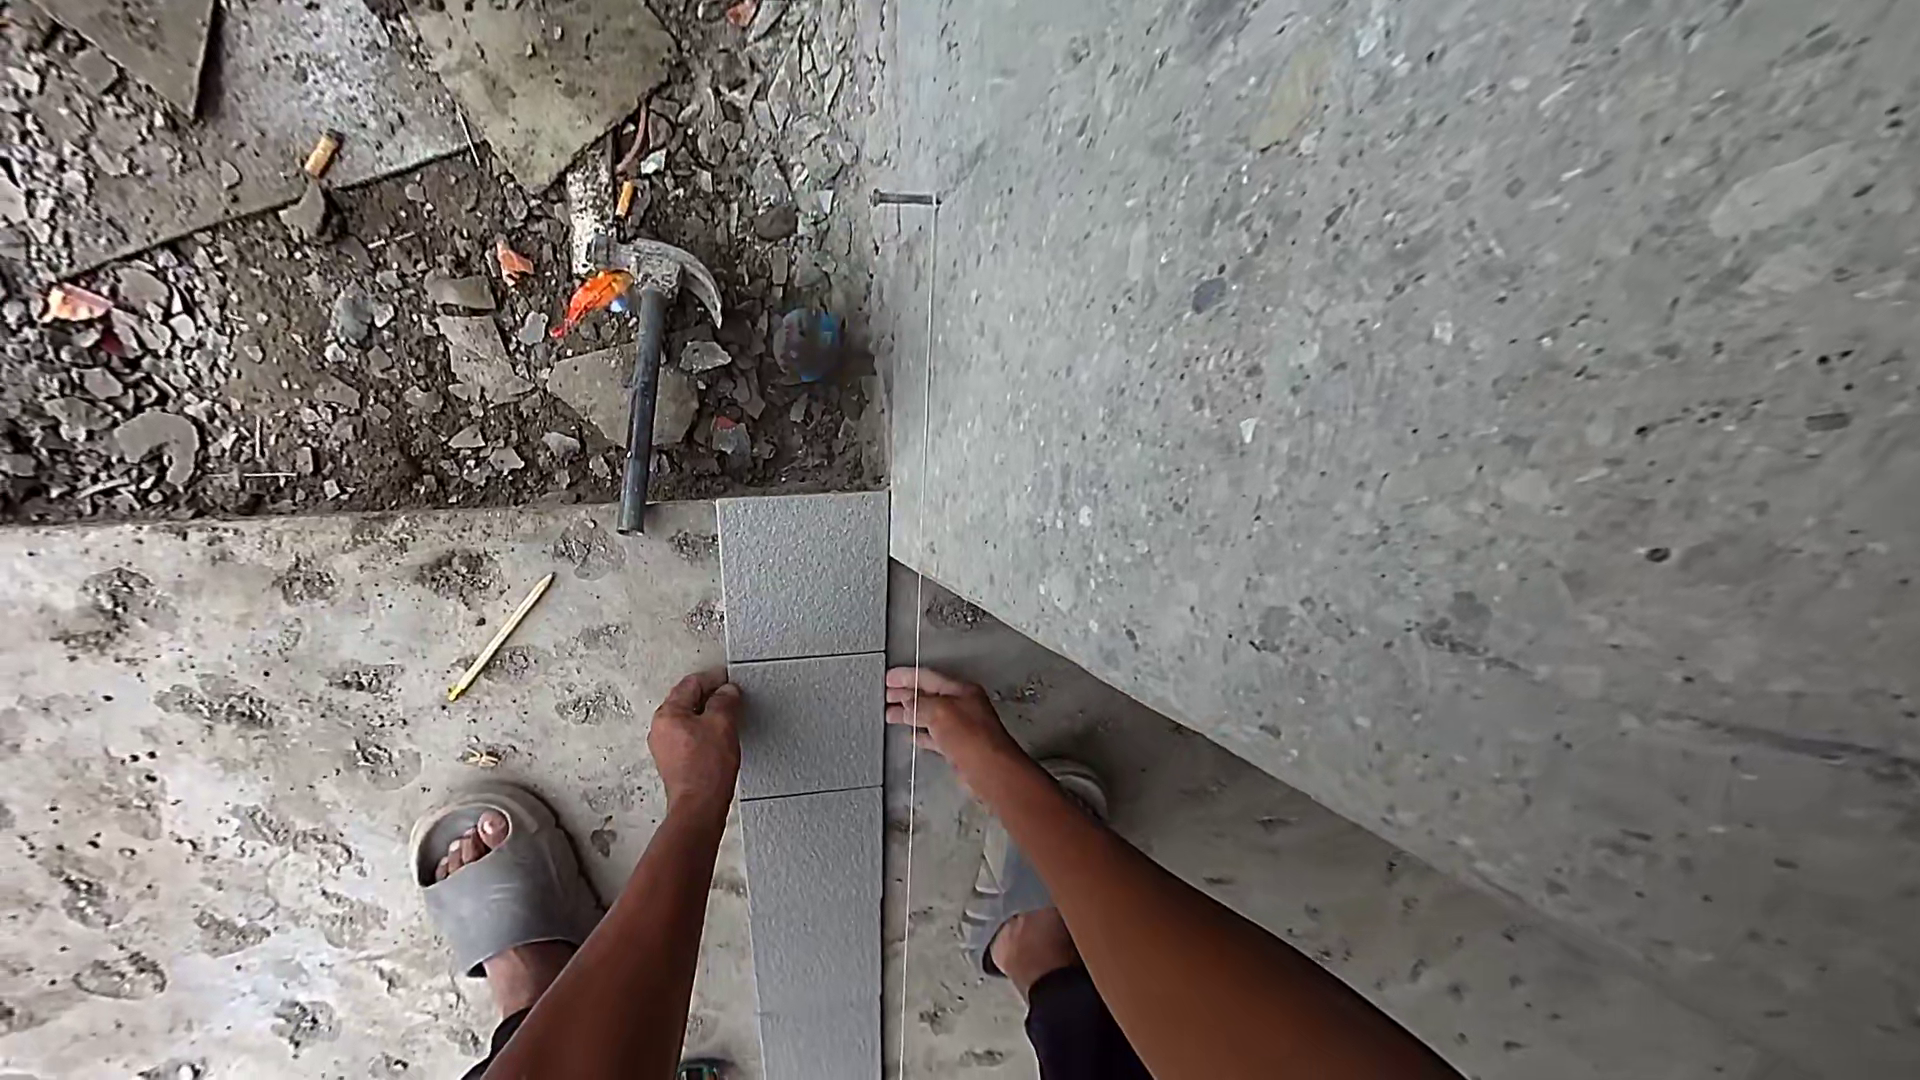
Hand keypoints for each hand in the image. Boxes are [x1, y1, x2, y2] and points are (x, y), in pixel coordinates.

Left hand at [649, 669, 741, 816]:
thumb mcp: (723, 722)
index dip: (714, 678)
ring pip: (689, 718)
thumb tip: (727, 691)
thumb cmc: (707, 768)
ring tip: (728, 718)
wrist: (700, 804)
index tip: (730, 680)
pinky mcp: (674, 761)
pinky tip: (719, 738)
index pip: (691, 683)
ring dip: (708, 714)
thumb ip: (725, 699)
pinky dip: (704, 731)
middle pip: (687, 700)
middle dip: (711, 696)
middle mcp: (660, 729)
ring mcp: (665, 746)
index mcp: (667, 714)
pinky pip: (689, 735)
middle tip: (732, 697)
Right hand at [885, 667, 1020, 768]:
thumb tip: (906, 704)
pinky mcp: (958, 746)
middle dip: (905, 695)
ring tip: (890, 714)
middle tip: (885, 695)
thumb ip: (920, 705)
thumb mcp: (940, 712)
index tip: (889, 678)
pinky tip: (911, 735)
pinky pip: (935, 735)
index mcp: (960, 690)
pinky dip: (922, 734)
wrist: (989, 770)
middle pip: (928, 695)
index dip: (906, 677)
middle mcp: (962, 705)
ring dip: (910, 714)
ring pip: (929, 715)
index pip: (928, 677)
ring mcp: (961, 726)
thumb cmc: (971, 737)